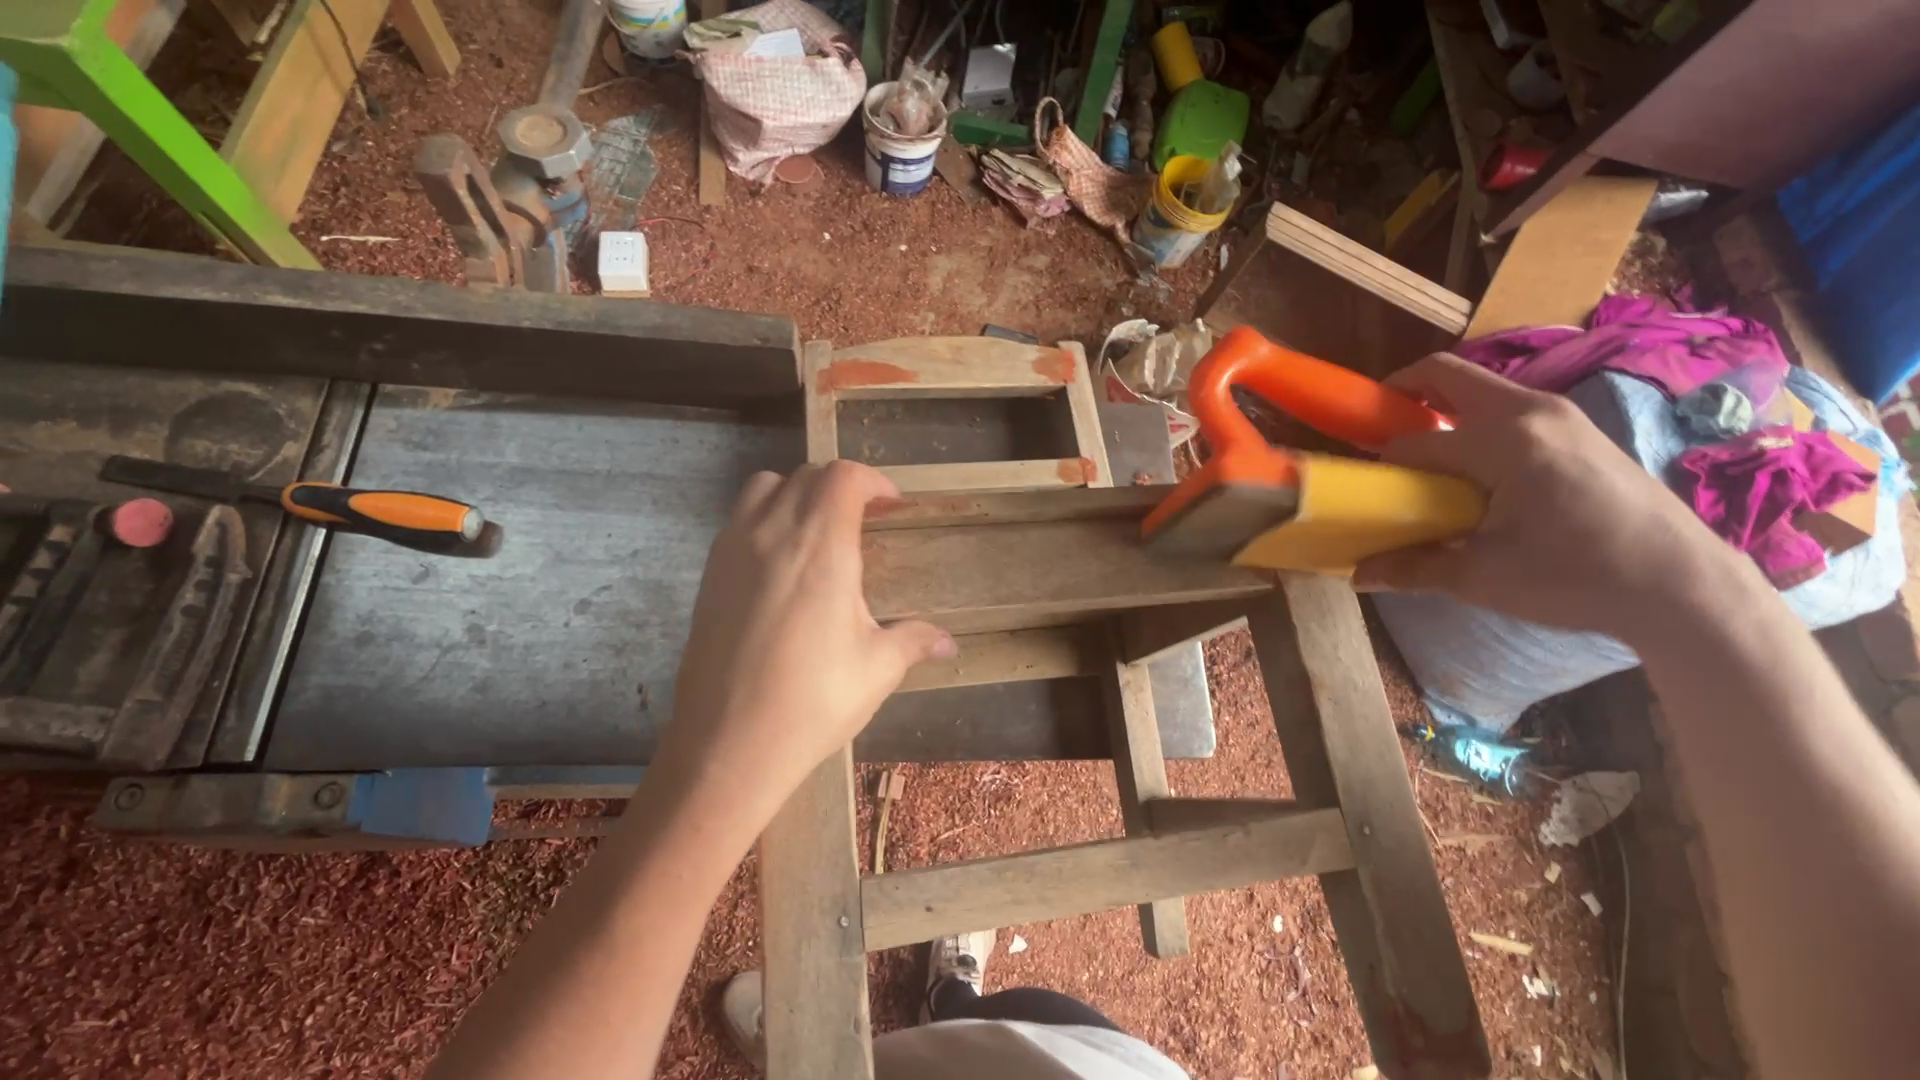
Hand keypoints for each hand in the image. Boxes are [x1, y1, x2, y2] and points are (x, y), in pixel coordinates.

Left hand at [659, 462, 954, 813]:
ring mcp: (732, 551)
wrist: (728, 745)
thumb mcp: (877, 670)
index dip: (873, 481)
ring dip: (798, 494)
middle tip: (866, 520)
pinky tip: (782, 567)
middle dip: (842, 487)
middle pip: (807, 476)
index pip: (843, 477)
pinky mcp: (708, 575)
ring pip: (765, 488)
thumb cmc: (813, 702)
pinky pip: (738, 521)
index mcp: (821, 546)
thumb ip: (914, 641)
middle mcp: (772, 533)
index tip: (892, 506)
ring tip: (819, 532)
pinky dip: (766, 519)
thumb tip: (949, 643)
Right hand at [1352, 353, 1740, 637]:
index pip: (1414, 443)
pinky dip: (1474, 425)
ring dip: (1440, 412)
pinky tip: (1474, 474)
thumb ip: (1412, 568)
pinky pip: (1507, 409)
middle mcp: (1531, 410)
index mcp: (1503, 440)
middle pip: (1447, 376)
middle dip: (1401, 396)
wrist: (1682, 584)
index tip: (1365, 490)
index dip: (1381, 467)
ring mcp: (1560, 415)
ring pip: (1480, 392)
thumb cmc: (1576, 576)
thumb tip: (1356, 575)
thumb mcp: (1482, 577)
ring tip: (1423, 463)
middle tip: (1373, 433)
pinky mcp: (1577, 430)